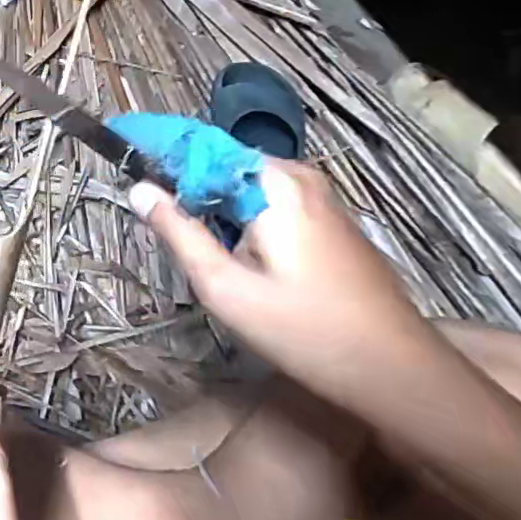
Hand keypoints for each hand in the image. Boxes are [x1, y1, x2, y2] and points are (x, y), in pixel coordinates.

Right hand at [129, 160, 425, 353]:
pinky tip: (234, 256)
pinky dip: (239, 218)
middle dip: (186, 187)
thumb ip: (178, 232)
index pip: (200, 145)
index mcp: (274, 183)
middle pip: (222, 165)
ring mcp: (320, 199)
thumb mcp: (225, 287)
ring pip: (244, 187)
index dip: (158, 148)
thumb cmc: (305, 332)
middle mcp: (299, 177)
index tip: (122, 152)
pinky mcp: (328, 221)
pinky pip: (268, 202)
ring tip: (193, 246)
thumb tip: (138, 189)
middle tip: (157, 223)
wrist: (398, 373)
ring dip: (212, 206)